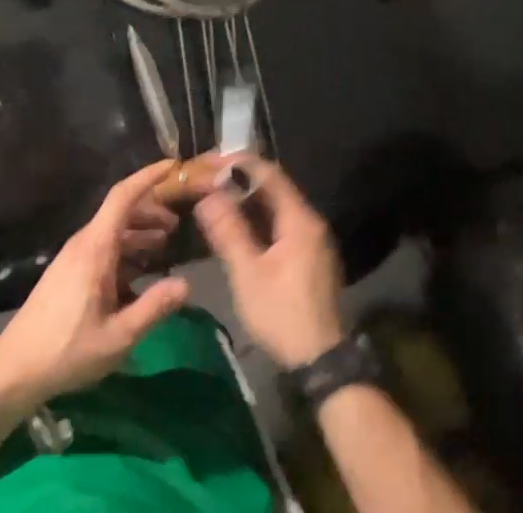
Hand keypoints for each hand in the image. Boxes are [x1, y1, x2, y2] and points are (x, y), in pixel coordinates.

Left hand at [0, 161, 190, 404]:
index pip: (122, 197)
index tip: (173, 167)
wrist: (18, 366)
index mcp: (95, 249)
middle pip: (120, 212)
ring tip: (167, 243)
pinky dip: (127, 251)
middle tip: (180, 223)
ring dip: (140, 232)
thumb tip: (186, 283)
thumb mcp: (120, 336)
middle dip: (151, 210)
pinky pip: (104, 250)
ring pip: (112, 232)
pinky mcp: (70, 273)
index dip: (148, 177)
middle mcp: (83, 245)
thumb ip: (154, 308)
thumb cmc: (69, 350)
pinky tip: (143, 271)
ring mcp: (74, 258)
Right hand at [194, 155, 344, 367]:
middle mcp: (310, 223)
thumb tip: (206, 195)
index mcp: (300, 221)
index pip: (269, 174)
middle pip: (272, 187)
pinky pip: (278, 222)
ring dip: (244, 198)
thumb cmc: (282, 315)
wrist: (319, 360)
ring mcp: (311, 240)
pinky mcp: (307, 256)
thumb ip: (228, 231)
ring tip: (210, 195)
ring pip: (274, 205)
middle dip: (237, 179)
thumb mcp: (248, 273)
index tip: (205, 161)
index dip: (236, 163)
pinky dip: (254, 216)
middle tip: (202, 177)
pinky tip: (231, 222)